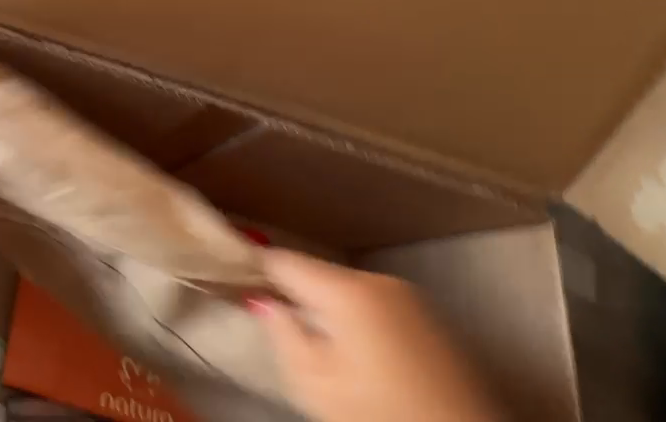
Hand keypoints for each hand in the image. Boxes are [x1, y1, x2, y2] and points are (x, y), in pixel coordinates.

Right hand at [252, 249, 500, 421]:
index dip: (253, 268)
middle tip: (278, 327)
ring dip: (329, 311)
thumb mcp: (316, 386)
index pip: (282, 260)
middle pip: (317, 276)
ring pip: (347, 291)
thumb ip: (281, 334)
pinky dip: (360, 322)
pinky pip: (377, 307)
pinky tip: (363, 360)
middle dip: (295, 296)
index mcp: (346, 289)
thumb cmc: (381, 419)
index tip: (233, 281)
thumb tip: (261, 299)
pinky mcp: (432, 320)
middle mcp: (378, 280)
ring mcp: (410, 298)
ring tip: (324, 350)